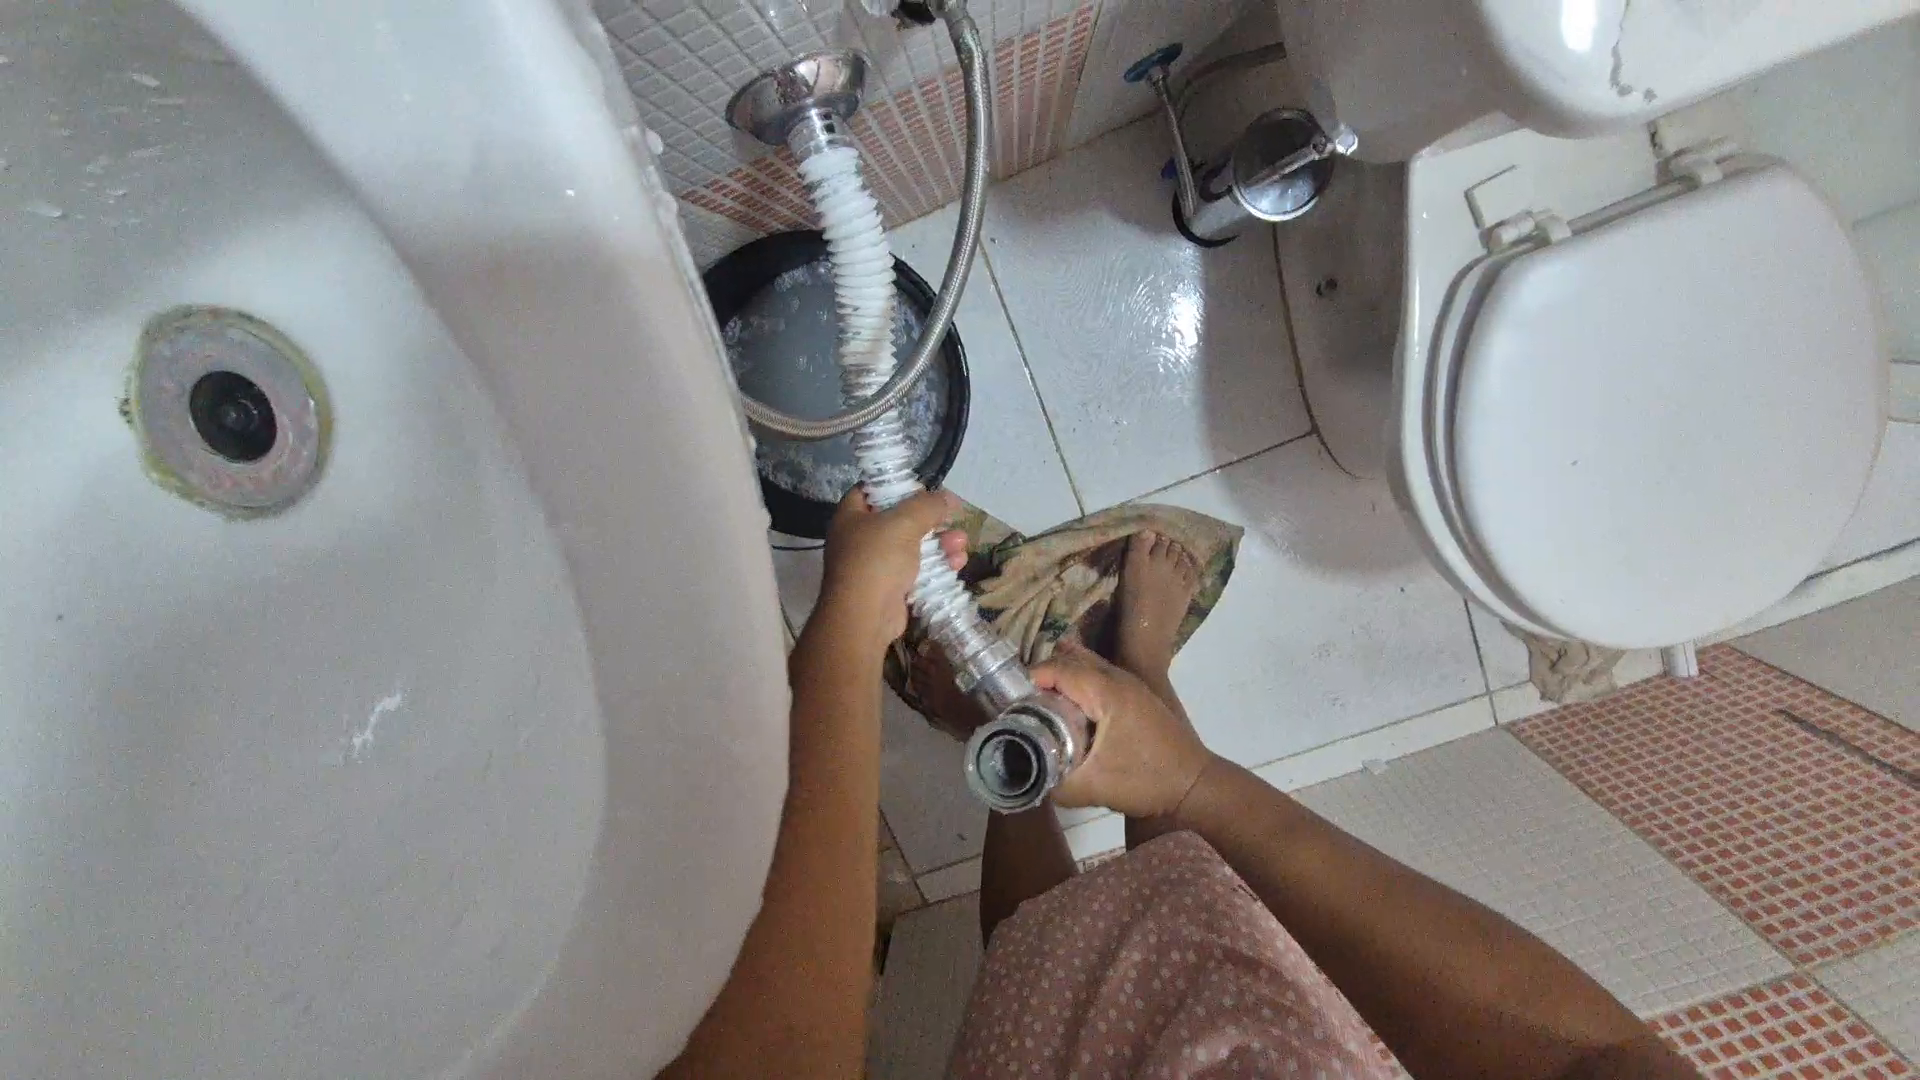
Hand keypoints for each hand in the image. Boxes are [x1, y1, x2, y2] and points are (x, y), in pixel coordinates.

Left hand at [817, 487, 966, 651]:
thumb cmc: (877, 560)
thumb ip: (928, 505)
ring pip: (912, 547)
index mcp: (851, 516)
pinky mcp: (890, 588)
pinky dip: (936, 565)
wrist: (865, 617)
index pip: (871, 491)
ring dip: (940, 543)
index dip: (896, 486)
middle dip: (929, 520)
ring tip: (961, 542)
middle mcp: (859, 539)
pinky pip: (916, 571)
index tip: (922, 489)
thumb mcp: (904, 522)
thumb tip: (947, 497)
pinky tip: (957, 562)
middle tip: (950, 518)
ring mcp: (874, 566)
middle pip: (898, 520)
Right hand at [1033, 642, 1215, 818]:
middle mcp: (1118, 678)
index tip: (1012, 703)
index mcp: (1106, 691)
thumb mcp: (1095, 787)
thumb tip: (1029, 777)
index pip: (1058, 668)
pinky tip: (1071, 713)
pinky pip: (1099, 677)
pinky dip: (1079, 685)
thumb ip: (1056, 783)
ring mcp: (1130, 684)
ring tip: (1042, 709)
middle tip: (1024, 707)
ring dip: (1062, 680)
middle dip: (1043, 678)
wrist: (1196, 786)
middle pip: (1070, 660)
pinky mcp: (1136, 696)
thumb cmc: (1147, 781)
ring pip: (1086, 666)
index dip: (1031, 680)